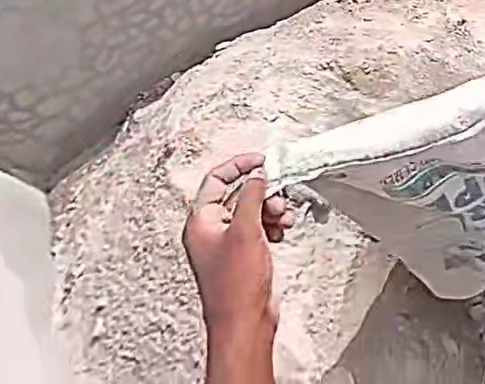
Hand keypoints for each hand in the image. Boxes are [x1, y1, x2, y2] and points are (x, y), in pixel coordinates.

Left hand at [182, 153, 293, 348]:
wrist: (246, 323)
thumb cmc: (236, 286)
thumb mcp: (246, 229)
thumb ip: (251, 195)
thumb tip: (256, 174)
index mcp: (201, 222)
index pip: (217, 179)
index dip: (239, 165)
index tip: (260, 160)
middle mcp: (212, 230)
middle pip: (238, 193)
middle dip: (262, 191)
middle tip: (277, 194)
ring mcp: (228, 241)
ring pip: (252, 208)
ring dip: (271, 207)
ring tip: (283, 217)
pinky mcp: (243, 252)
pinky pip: (260, 224)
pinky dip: (273, 222)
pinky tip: (282, 229)